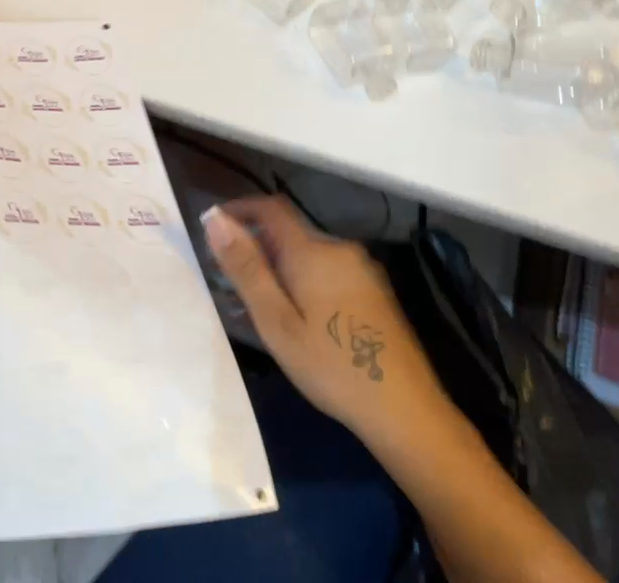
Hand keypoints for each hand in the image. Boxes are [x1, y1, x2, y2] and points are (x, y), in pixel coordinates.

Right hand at [201, 196, 442, 435]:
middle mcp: (341, 250)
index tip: (211, 229)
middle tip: (228, 285)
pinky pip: (327, 273)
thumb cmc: (331, 366)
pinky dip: (302, 282)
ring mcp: (363, 271)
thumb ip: (245, 267)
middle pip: (288, 233)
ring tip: (255, 309)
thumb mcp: (276, 320)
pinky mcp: (375, 293)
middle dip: (255, 248)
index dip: (238, 209)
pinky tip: (294, 320)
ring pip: (308, 256)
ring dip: (278, 269)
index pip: (270, 208)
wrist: (407, 411)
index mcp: (314, 251)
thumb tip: (214, 218)